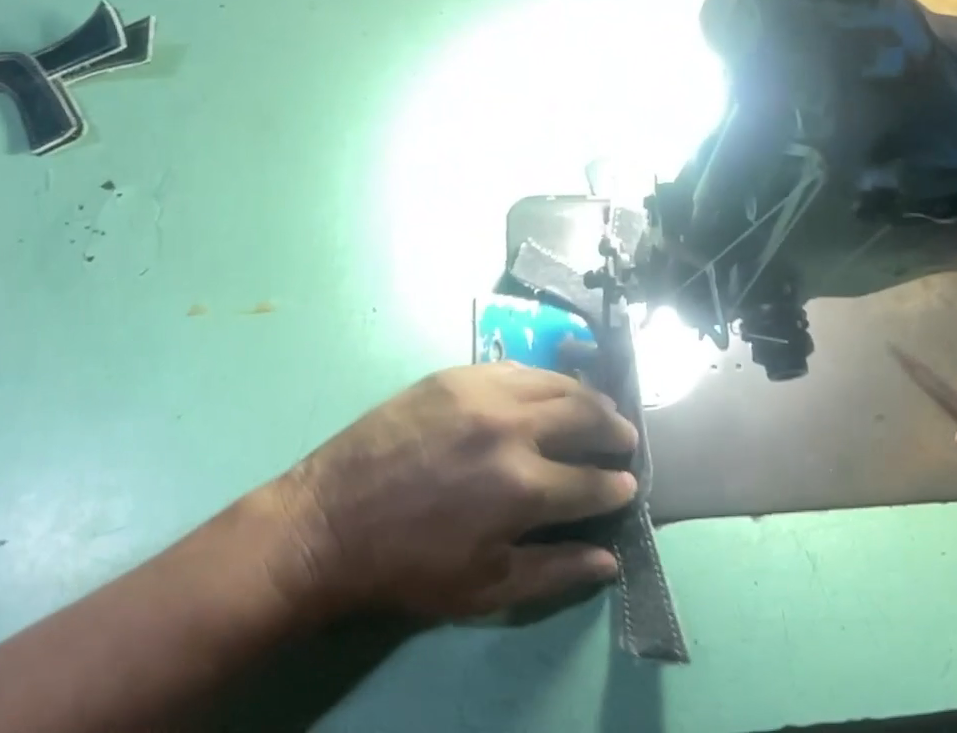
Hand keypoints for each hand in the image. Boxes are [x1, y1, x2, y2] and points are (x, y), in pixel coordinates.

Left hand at [275, 362, 637, 619]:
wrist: (328, 523)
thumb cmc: (407, 566)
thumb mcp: (484, 588)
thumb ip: (555, 571)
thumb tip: (610, 559)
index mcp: (523, 487)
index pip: (593, 482)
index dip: (617, 487)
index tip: (628, 487)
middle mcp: (510, 428)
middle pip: (585, 416)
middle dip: (615, 430)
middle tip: (624, 441)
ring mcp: (480, 393)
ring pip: (554, 382)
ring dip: (586, 397)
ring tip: (597, 410)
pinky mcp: (452, 375)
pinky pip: (514, 368)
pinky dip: (541, 380)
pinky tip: (546, 392)